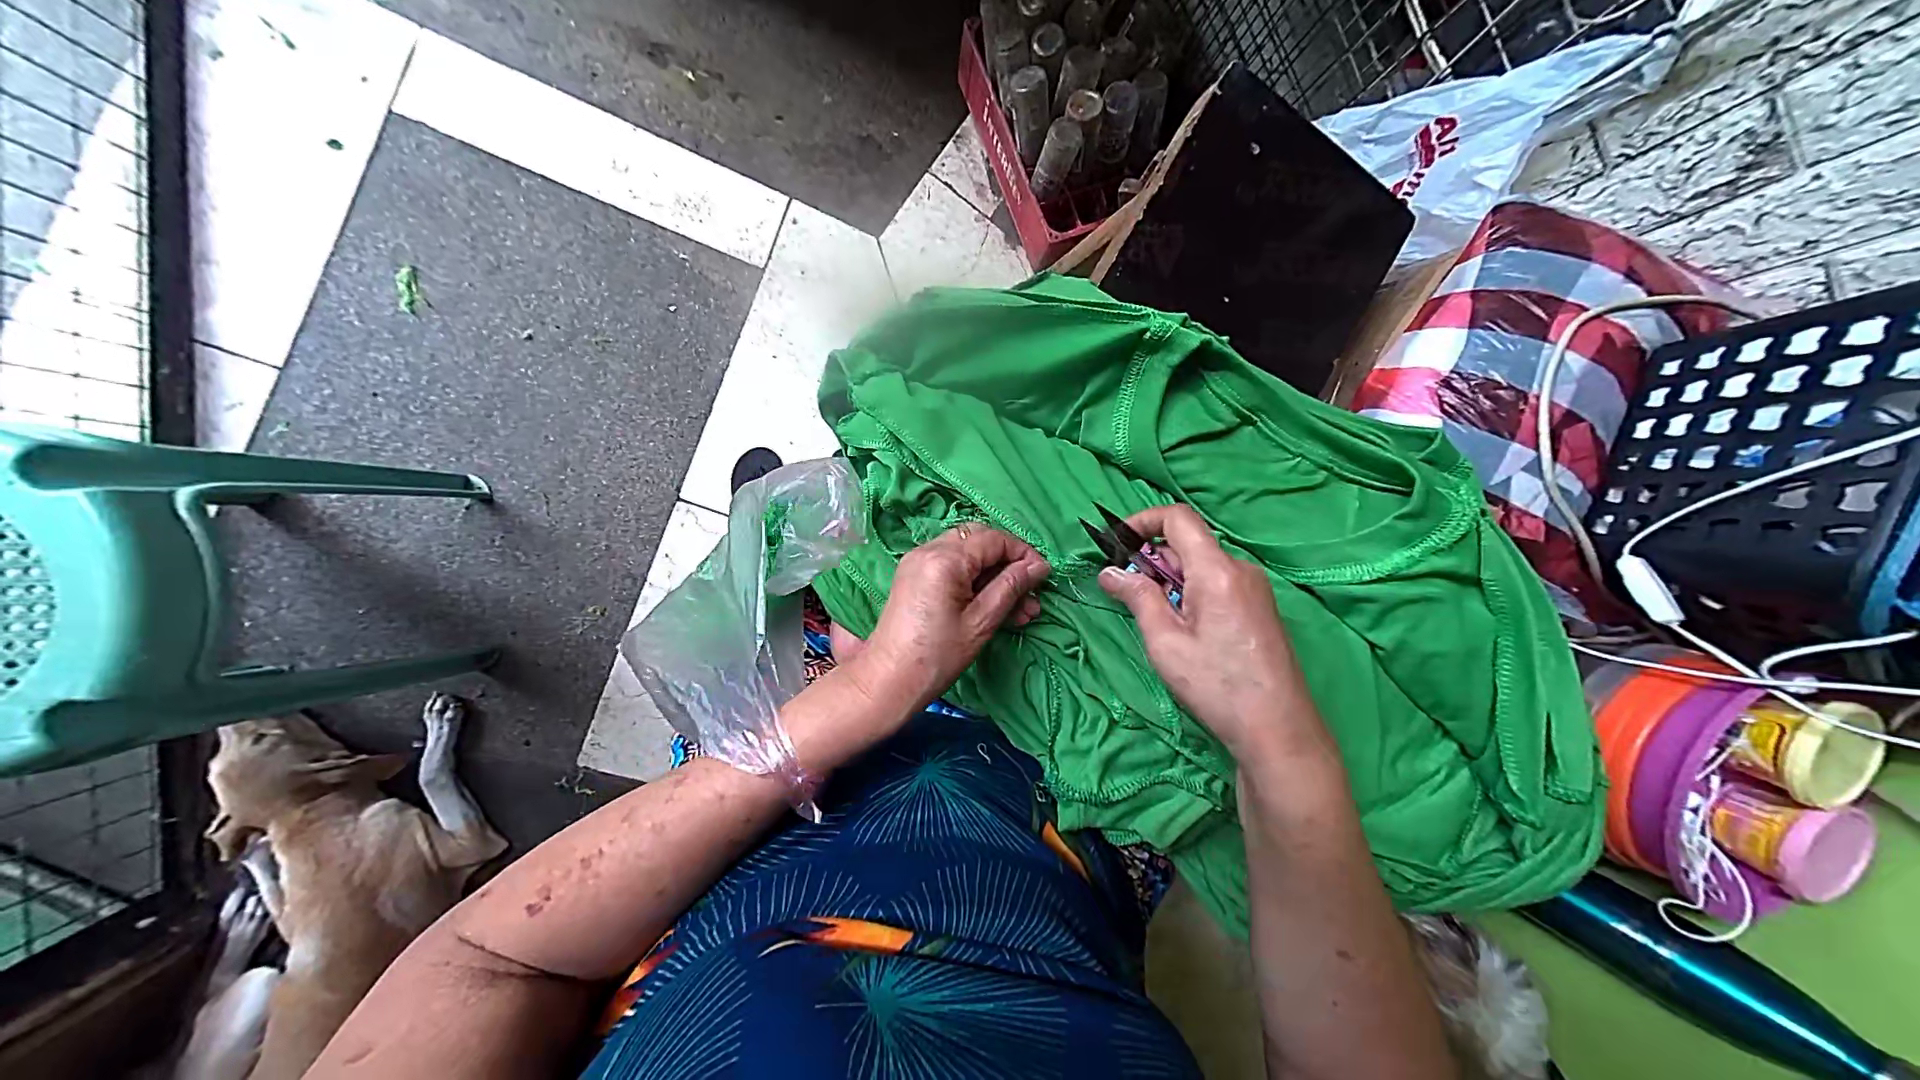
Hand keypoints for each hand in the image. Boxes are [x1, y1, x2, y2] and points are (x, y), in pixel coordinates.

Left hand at [847, 523, 1049, 714]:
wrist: (889, 680)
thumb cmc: (937, 656)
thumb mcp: (981, 622)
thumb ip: (1011, 587)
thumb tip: (1039, 567)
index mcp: (944, 559)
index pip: (995, 539)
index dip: (1024, 554)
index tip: (1043, 578)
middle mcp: (928, 550)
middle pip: (980, 540)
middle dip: (1009, 563)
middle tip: (1031, 593)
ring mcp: (918, 561)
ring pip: (968, 553)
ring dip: (995, 574)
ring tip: (1021, 609)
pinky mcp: (915, 576)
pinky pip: (952, 565)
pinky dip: (975, 579)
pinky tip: (996, 606)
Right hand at [1097, 504, 1329, 764]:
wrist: (1279, 729)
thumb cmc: (1217, 685)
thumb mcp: (1165, 641)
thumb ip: (1137, 597)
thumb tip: (1109, 572)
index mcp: (1217, 571)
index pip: (1178, 517)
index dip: (1142, 521)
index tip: (1117, 545)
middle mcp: (1241, 570)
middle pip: (1188, 544)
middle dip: (1151, 560)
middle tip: (1127, 593)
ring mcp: (1255, 589)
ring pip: (1201, 566)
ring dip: (1170, 580)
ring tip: (1156, 620)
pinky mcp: (1260, 608)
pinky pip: (1218, 584)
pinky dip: (1191, 593)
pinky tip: (1185, 630)